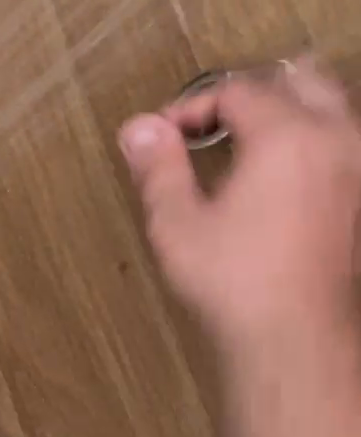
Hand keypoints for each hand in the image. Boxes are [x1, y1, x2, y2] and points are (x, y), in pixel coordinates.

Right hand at [119, 59, 360, 361]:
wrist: (288, 319)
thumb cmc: (226, 274)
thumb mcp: (175, 222)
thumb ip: (159, 169)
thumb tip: (136, 128)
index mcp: (286, 137)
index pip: (238, 91)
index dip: (191, 107)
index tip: (156, 139)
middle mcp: (336, 133)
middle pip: (296, 78)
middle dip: (242, 95)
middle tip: (199, 129)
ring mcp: (357, 155)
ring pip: (326, 99)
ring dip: (277, 109)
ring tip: (231, 144)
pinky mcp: (359, 180)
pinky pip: (338, 130)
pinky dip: (300, 131)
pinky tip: (268, 167)